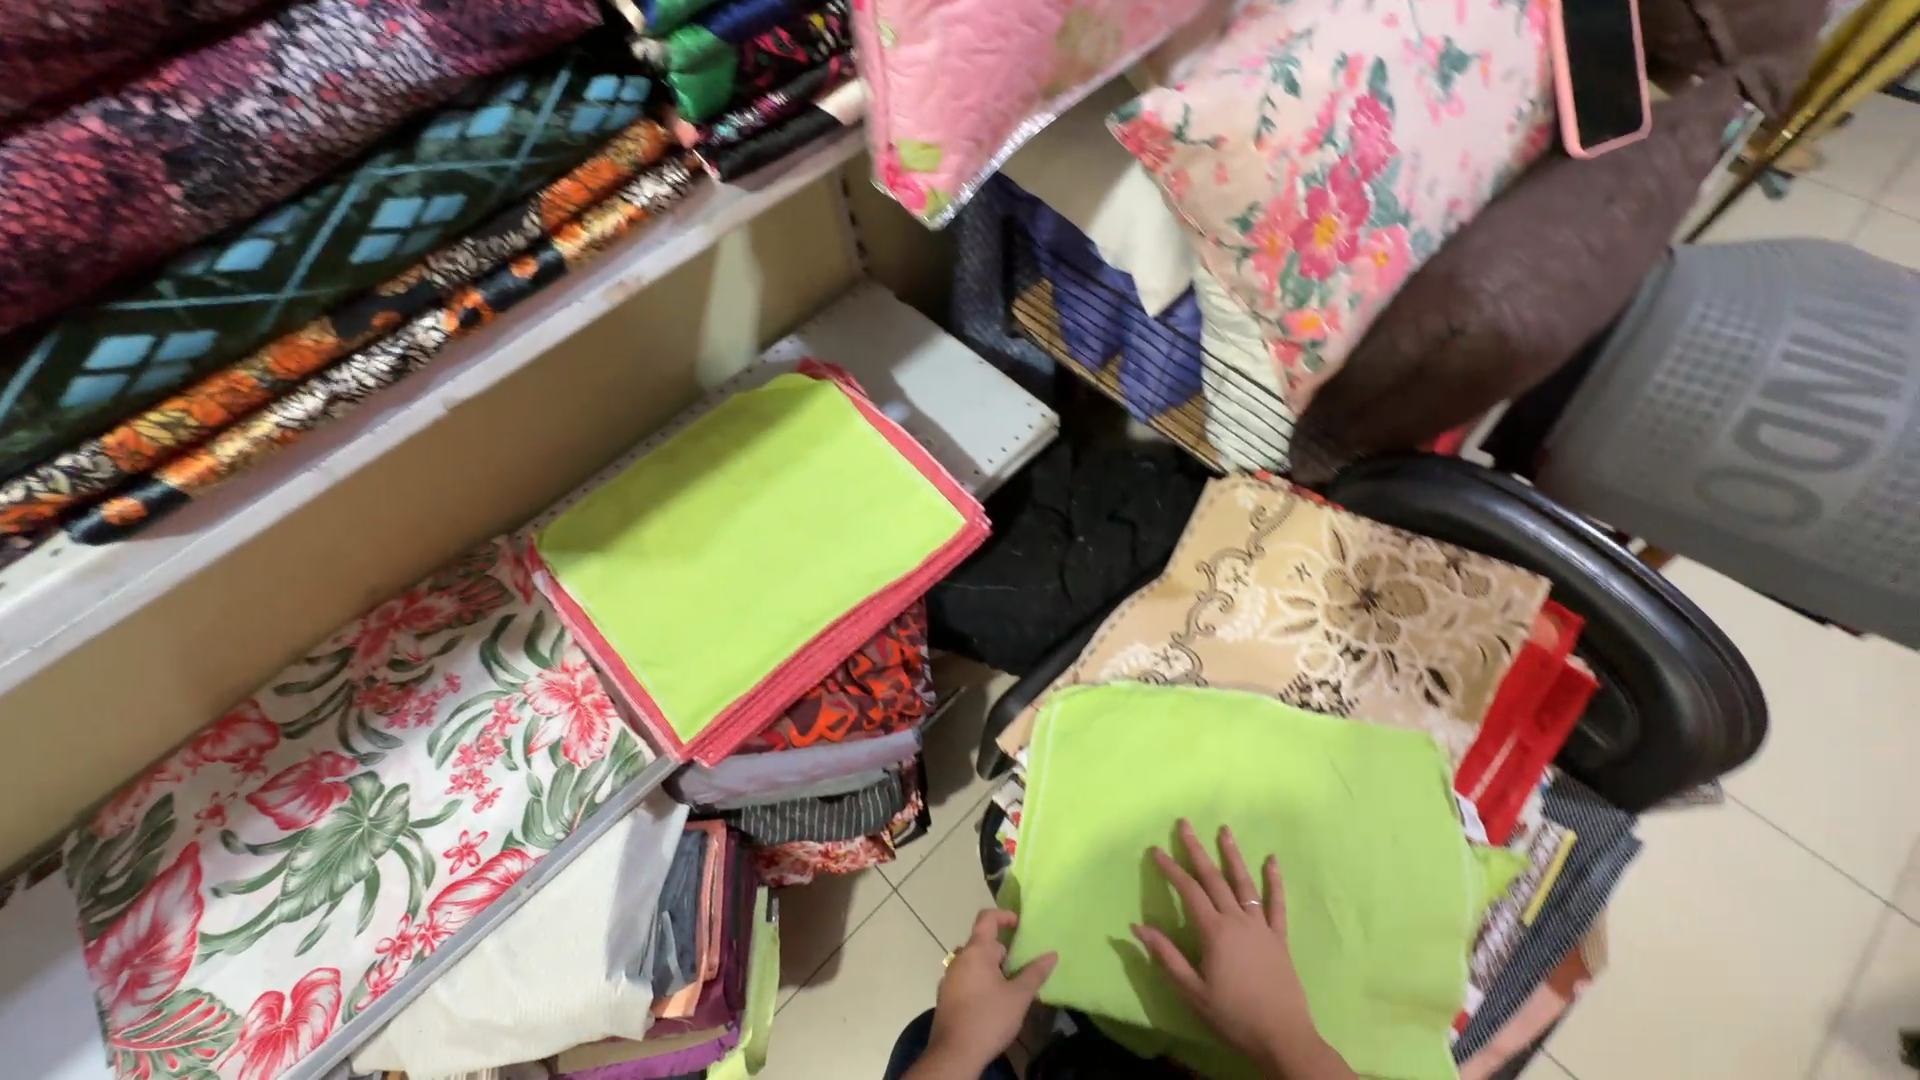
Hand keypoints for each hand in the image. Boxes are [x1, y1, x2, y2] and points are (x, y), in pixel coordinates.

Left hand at [916, 910, 1056, 1076]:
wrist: (954, 1054)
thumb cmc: (988, 1019)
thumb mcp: (1018, 997)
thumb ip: (1035, 973)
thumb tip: (1052, 954)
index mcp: (976, 951)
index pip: (987, 918)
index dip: (1004, 916)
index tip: (1019, 925)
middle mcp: (959, 958)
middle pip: (982, 943)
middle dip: (1001, 952)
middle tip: (1019, 970)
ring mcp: (949, 977)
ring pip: (973, 962)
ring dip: (990, 969)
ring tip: (1007, 989)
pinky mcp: (945, 996)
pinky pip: (965, 978)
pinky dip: (979, 982)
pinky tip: (990, 1004)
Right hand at [1131, 821, 1354, 1079]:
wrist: (1282, 1038)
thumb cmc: (1232, 1016)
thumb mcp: (1192, 991)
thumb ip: (1166, 956)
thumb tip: (1137, 926)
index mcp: (1214, 932)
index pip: (1188, 891)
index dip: (1171, 869)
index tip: (1156, 850)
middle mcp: (1238, 920)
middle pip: (1214, 878)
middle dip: (1197, 850)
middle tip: (1185, 824)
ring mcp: (1261, 927)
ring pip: (1244, 883)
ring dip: (1232, 855)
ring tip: (1224, 830)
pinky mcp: (1279, 938)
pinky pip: (1277, 904)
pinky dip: (1274, 881)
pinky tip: (1272, 860)